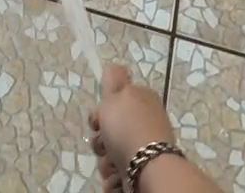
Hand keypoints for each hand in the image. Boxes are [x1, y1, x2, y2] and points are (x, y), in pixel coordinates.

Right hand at [89, 65, 172, 192]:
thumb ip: (113, 78)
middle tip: (103, 144)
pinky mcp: (140, 174)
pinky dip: (114, 178)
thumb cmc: (128, 127)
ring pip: (110, 155)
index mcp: (141, 102)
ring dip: (106, 162)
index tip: (96, 121)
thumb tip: (113, 65)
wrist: (148, 168)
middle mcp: (143, 126)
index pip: (115, 103)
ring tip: (112, 164)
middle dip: (101, 141)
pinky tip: (118, 177)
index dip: (101, 113)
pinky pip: (117, 176)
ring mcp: (143, 152)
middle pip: (110, 132)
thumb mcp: (117, 93)